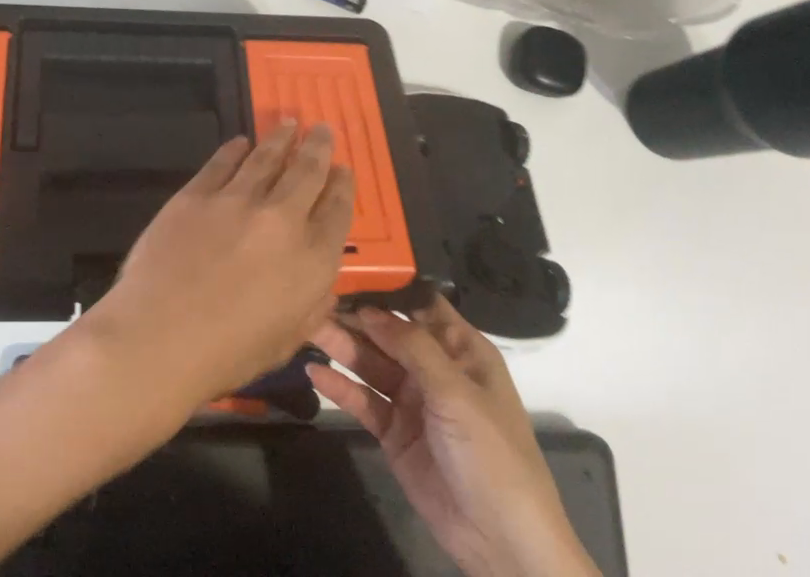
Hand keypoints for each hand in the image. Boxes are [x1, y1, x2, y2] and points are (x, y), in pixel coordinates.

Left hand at [79, 122, 355, 407]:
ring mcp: (236, 201)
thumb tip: (321, 285)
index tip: (343, 169)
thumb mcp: (288, 341)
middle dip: (318, 148)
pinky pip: (221, 163)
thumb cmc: (228, 353)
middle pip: (307, 172)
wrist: (160, 336)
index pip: (337, 210)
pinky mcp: (195, 195)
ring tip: (289, 124)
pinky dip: (235, 149)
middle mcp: (282, 220)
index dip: (342, 185)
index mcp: (313, 260)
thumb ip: (311, 306)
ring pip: (266, 159)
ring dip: (281, 139)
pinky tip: (241, 143)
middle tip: (321, 129)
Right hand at [307, 301, 599, 576]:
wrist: (502, 539)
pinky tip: (314, 371)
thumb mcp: (457, 395)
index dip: (388, 288)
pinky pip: (363, 400)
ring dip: (342, 347)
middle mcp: (436, 369)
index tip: (350, 269)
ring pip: (371, 364)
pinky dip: (340, 387)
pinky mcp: (394, 431)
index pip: (422, 307)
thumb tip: (371, 310)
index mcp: (464, 352)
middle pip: (389, 334)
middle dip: (356, 317)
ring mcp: (413, 401)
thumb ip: (413, 349)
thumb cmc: (492, 455)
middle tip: (314, 298)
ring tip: (307, 328)